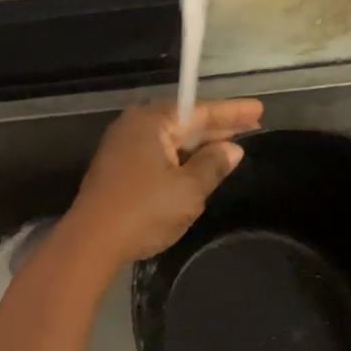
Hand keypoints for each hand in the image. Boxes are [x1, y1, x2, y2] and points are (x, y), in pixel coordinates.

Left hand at [58, 100, 263, 267]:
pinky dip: (181, 156)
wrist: (91, 240)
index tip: (258, 109)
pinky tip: (199, 164)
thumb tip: (232, 148)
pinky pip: (158, 152)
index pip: (200, 109)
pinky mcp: (118, 166)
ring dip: (200, 142)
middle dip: (218, 125)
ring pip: (171, 138)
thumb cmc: (143, 210)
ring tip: (232, 143)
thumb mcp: (188, 190)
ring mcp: (123, 145)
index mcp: (152, 121)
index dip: (232, 111)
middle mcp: (135, 124)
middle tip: (252, 124)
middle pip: (184, 120)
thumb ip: (213, 165)